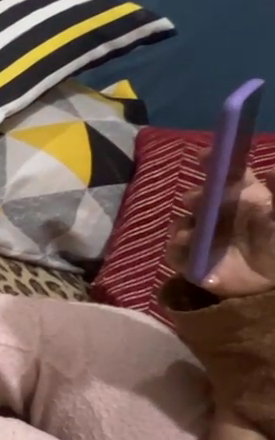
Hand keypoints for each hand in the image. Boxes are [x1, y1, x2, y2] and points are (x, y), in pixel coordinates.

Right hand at [168, 175, 274, 297]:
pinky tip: (188, 249)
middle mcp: (221, 215)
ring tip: (191, 234)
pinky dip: (179, 249)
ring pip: (182, 225)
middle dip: (197, 197)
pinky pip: (175, 252)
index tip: (207, 155)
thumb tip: (272, 170)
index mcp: (247, 201)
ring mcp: (203, 238)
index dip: (217, 164)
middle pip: (200, 199)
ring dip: (185, 226)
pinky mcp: (190, 260)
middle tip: (200, 199)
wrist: (274, 285)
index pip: (230, 177)